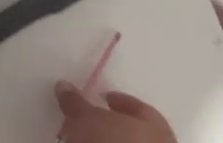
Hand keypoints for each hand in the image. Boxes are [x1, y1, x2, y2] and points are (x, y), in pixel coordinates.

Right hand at [55, 83, 177, 142]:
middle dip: (110, 125)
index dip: (119, 100)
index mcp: (158, 129)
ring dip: (105, 141)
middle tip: (88, 119)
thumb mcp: (86, 119)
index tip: (101, 97)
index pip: (141, 108)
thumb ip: (76, 102)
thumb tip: (64, 86)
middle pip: (134, 132)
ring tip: (82, 138)